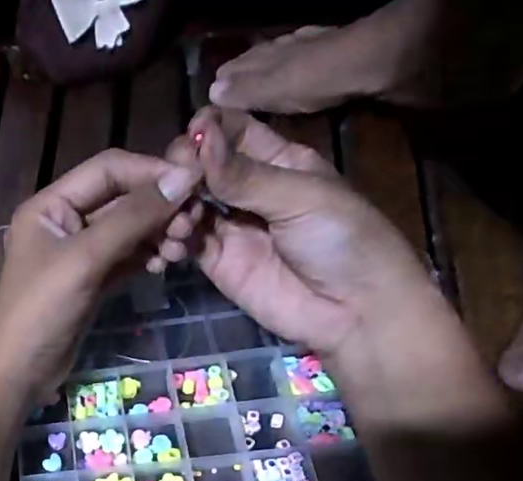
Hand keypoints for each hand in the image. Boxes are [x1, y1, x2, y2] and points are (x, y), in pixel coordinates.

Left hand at [0, 148, 196, 404]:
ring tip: (181, 249)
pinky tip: (165, 263)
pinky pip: (126, 259)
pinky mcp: (91, 283)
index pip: (108, 170)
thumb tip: (184, 177)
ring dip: (157, 234)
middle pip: (121, 200)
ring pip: (127, 231)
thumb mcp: (86, 258)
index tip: (191, 184)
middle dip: (158, 208)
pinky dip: (147, 257)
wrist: (21, 375)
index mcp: (50, 205)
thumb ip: (133, 217)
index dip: (150, 172)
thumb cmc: (43, 310)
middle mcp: (64, 222)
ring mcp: (78, 255)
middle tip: (191, 225)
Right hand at [170, 107, 446, 362]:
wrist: (352, 310)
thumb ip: (246, 175)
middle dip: (184, 167)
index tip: (192, 138)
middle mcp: (250, 190)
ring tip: (174, 215)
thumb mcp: (299, 195)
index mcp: (279, 160)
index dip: (209, 128)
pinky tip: (171, 238)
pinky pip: (189, 242)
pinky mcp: (219, 264)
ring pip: (191, 203)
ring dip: (175, 203)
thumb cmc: (341, 238)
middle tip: (172, 180)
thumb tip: (199, 139)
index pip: (233, 129)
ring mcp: (232, 228)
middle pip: (204, 165)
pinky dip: (174, 237)